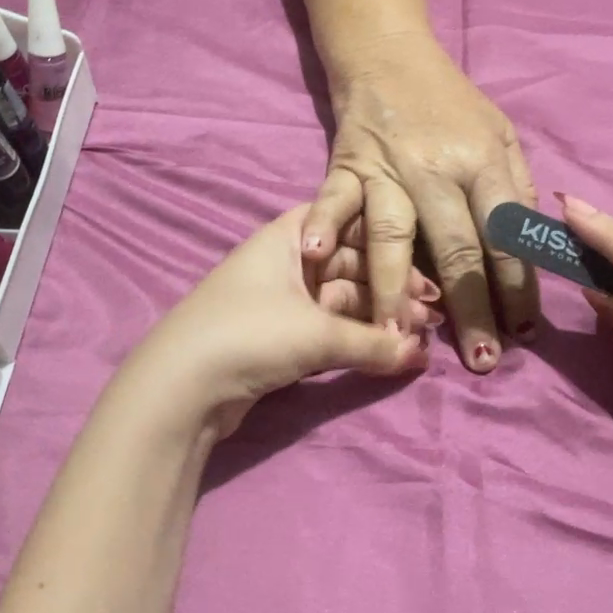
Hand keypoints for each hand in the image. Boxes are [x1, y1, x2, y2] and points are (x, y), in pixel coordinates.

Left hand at [125, 206, 437, 436]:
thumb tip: (419, 355)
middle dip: (389, 292)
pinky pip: (328, 332)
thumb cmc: (250, 334)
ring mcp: (280, 301)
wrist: (182, 388)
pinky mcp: (278, 339)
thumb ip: (374, 343)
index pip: (348, 224)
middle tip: (431, 317)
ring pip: (341, 304)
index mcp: (287, 236)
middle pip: (349, 268)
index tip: (424, 271)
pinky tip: (386, 356)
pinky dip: (355, 342)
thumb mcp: (318, 334)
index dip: (387, 245)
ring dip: (377, 322)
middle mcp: (284, 261)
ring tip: (416, 341)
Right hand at [301, 35, 537, 373]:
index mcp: (484, 161)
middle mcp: (437, 169)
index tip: (524, 334)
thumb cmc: (451, 105)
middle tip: (481, 362)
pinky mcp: (345, 165)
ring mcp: (387, 168)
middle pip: (457, 248)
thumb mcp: (502, 135)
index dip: (517, 287)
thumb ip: (517, 189)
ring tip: (397, 338)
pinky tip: (313, 255)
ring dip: (394, 289)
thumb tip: (535, 251)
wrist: (388, 55)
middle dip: (471, 309)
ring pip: (393, 235)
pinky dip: (322, 224)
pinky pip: (333, 200)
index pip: (506, 235)